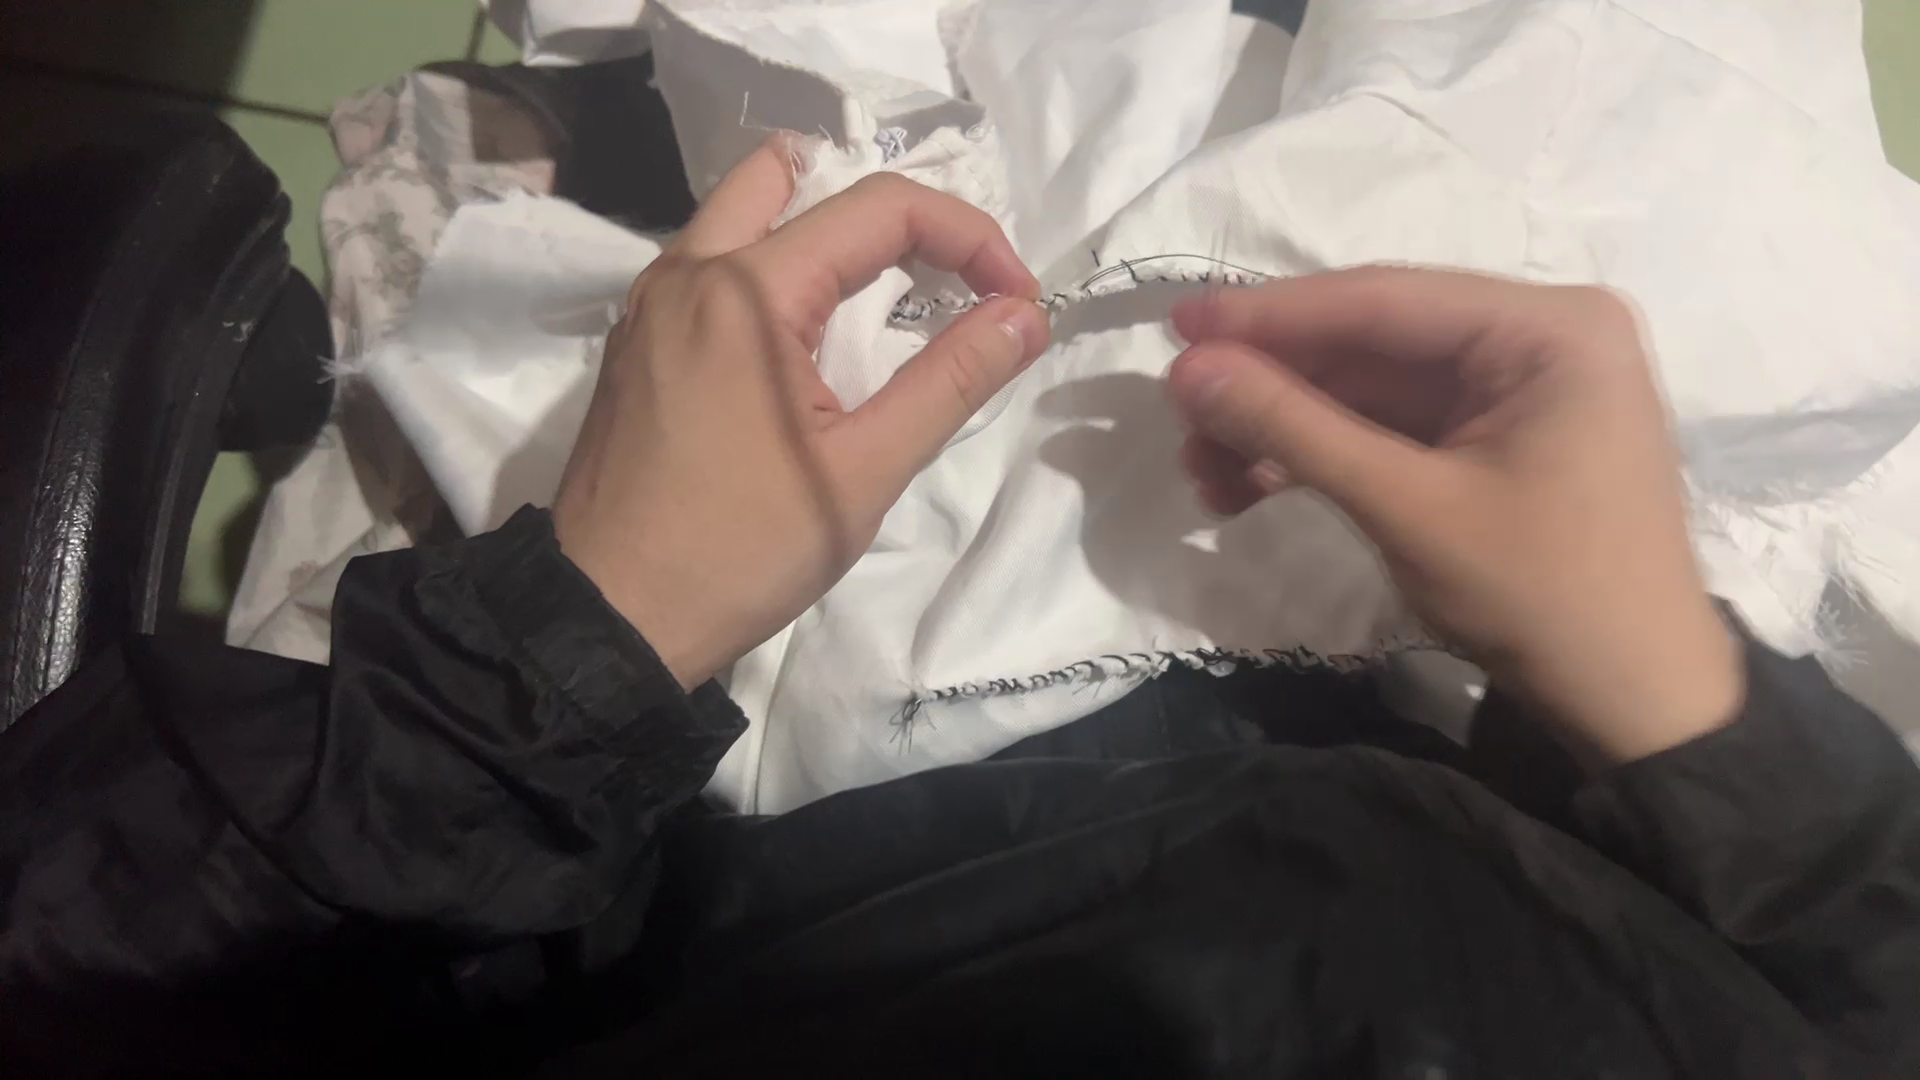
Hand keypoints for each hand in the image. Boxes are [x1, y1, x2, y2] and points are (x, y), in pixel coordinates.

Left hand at [554, 137, 1049, 688]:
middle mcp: (688, 270)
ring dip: (830, 238)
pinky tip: (810, 343)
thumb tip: (1024, 316)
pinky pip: (718, 268)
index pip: (882, 209)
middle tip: (945, 277)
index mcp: (747, 291)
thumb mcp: (865, 472)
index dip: (970, 239)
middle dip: (895, 218)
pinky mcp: (640, 342)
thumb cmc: (743, 552)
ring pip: (749, 215)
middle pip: (802, 180)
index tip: (1016, 301)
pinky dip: (782, 275)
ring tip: (888, 300)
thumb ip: (951, 382)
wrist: (613, 620)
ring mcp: (652, 303)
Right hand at [1165, 268, 1742, 764]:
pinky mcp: (1465, 442)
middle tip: (1181, 414)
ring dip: (1271, 429)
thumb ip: (1291, 428)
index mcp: (1543, 330)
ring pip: (1350, 392)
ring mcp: (1492, 395)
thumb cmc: (1538, 591)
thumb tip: (1186, 373)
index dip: (1267, 313)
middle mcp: (1520, 342)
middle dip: (1264, 386)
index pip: (1377, 301)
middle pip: (1358, 345)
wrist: (1622, 698)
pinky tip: (1242, 489)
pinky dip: (1302, 457)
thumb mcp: (1403, 504)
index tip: (1178, 325)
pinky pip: (1365, 432)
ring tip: (1200, 473)